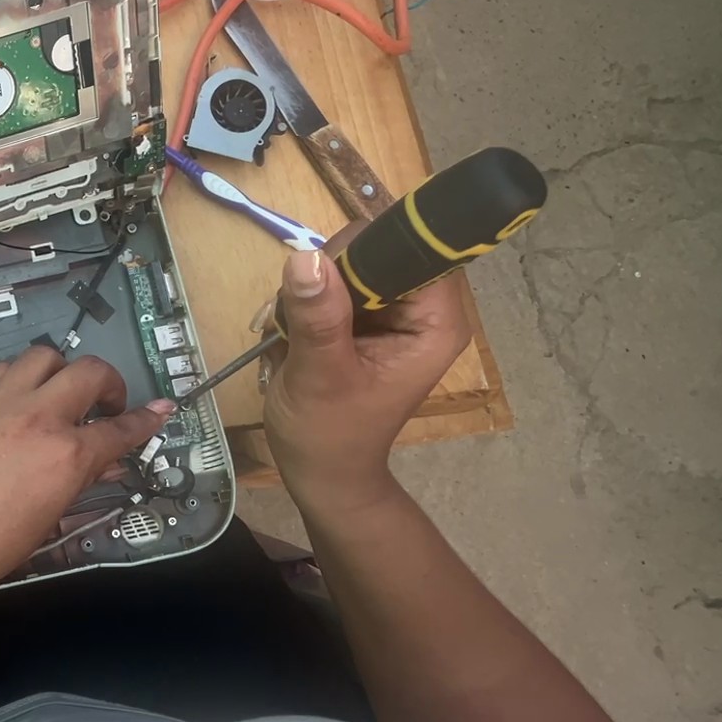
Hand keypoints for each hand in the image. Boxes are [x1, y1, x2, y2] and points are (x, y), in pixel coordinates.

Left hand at [0, 347, 170, 607]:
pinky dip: (20, 378)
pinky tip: (17, 400)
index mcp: (64, 454)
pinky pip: (3, 369)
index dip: (145, 421)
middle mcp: (35, 416)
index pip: (120, 429)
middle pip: (89, 372)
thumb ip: (80, 480)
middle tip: (107, 405)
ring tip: (59, 395)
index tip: (157, 412)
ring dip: (61, 371)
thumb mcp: (48, 518)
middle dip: (109, 384)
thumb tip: (103, 460)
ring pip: (44, 356)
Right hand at [263, 240, 471, 514]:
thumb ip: (317, 316)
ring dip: (307, 291)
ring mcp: (388, 315)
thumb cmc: (329, 432)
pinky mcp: (361, 321)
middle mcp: (419, 310)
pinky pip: (330, 288)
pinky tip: (289, 333)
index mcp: (433, 323)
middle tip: (297, 314)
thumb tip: (304, 256)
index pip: (414, 252)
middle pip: (377, 252)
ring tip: (289, 332)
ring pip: (346, 266)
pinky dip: (302, 303)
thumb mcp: (320, 375)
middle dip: (328, 274)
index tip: (322, 278)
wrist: (320, 470)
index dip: (368, 251)